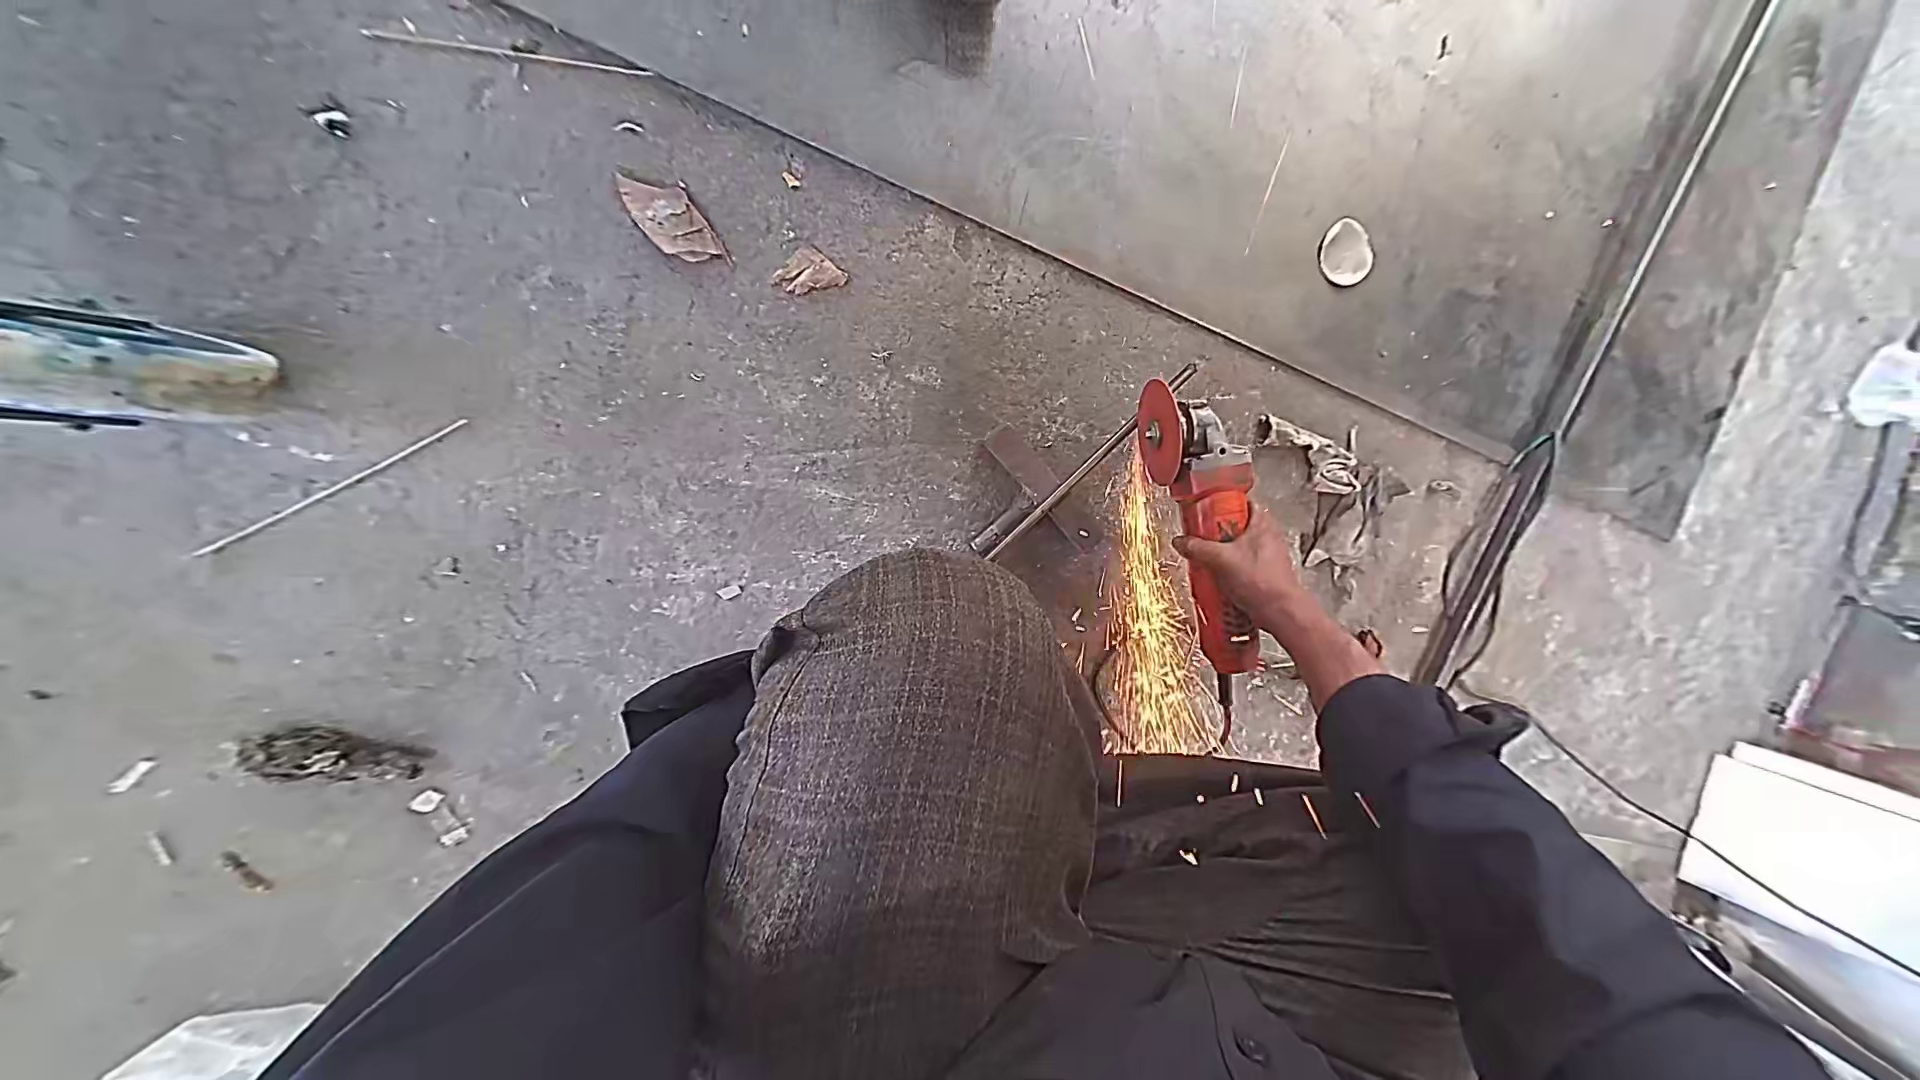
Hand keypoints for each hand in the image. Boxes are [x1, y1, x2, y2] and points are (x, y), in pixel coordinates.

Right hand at [1173, 502, 1382, 706]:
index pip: (1242, 502)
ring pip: (1237, 547)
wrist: (1280, 612)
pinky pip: (1240, 565)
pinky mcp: (1263, 574)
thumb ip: (1197, 548)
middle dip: (1216, 533)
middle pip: (1236, 526)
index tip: (1206, 510)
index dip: (1222, 504)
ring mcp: (1266, 557)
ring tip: (1206, 560)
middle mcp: (1267, 537)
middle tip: (1200, 538)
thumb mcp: (1219, 559)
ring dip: (1220, 553)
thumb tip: (1181, 541)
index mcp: (1262, 524)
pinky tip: (1216, 578)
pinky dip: (1227, 569)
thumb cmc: (1261, 581)